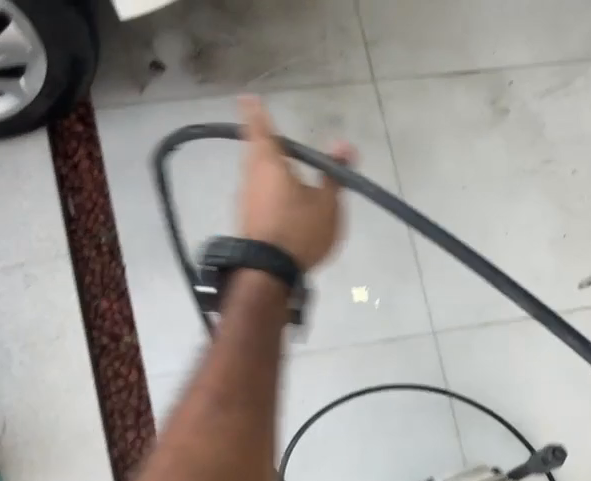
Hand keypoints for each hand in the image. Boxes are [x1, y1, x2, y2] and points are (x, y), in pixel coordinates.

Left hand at [236, 96, 354, 270]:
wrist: (268, 273)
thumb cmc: (299, 230)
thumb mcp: (326, 203)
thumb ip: (333, 175)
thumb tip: (345, 144)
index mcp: (269, 163)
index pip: (260, 129)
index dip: (256, 113)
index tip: (246, 97)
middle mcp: (251, 177)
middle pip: (256, 154)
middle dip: (264, 145)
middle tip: (270, 137)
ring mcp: (245, 201)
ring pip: (257, 177)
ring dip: (269, 173)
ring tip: (284, 175)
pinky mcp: (247, 222)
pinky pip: (260, 198)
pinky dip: (270, 195)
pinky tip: (282, 206)